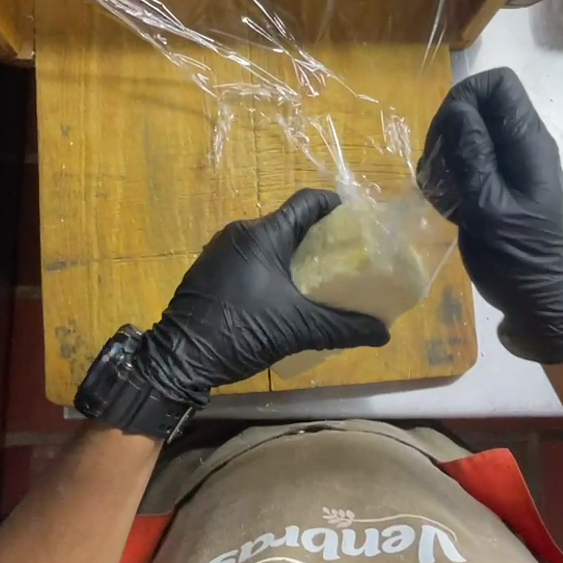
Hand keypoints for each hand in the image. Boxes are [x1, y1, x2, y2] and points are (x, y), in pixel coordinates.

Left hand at [134, 188, 391, 403]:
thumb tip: (384, 334)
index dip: (335, 207)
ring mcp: (221, 250)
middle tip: (346, 256)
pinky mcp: (210, 268)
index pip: (307, 203)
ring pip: (269, 241)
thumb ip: (343, 328)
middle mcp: (241, 233)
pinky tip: (284, 291)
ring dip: (294, 254)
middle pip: (290, 223)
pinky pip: (250, 256)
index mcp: (263, 235)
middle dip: (319, 237)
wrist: (178, 359)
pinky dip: (271, 266)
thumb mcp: (297, 330)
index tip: (357, 222)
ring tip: (321, 276)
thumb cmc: (239, 332)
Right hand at [416, 66, 562, 363]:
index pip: (497, 84)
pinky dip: (451, 175)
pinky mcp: (501, 185)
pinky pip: (470, 161)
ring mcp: (513, 166)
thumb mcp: (488, 210)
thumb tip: (457, 108)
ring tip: (438, 193)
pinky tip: (445, 204)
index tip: (445, 138)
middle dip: (449, 129)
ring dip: (445, 156)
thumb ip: (473, 157)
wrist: (538, 304)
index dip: (464, 99)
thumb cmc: (516, 260)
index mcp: (528, 145)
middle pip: (480, 105)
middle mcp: (524, 146)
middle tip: (435, 171)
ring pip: (470, 133)